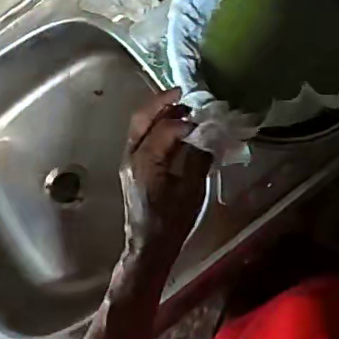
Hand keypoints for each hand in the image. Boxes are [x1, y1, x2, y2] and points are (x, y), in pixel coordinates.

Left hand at [120, 88, 211, 256]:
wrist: (149, 246)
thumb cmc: (171, 221)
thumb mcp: (191, 191)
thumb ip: (198, 159)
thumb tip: (209, 135)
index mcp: (145, 161)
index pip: (165, 128)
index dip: (187, 121)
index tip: (206, 121)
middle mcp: (132, 156)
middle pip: (142, 117)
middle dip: (162, 101)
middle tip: (183, 92)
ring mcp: (130, 160)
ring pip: (140, 125)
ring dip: (160, 112)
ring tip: (183, 106)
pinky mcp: (134, 166)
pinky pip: (143, 136)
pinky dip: (158, 126)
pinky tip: (176, 127)